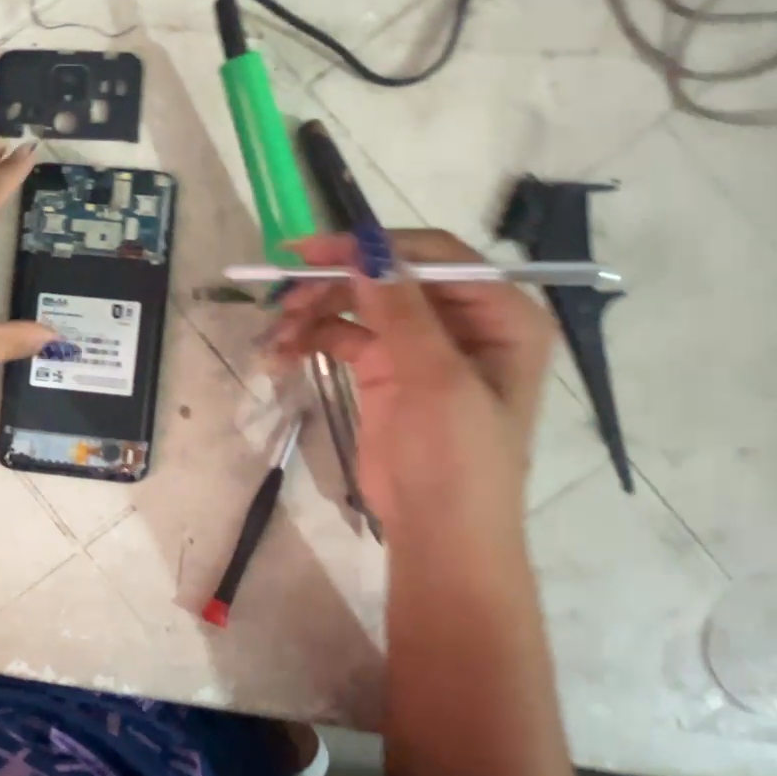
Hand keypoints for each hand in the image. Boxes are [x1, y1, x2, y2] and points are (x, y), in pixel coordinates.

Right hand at [267, 230, 555, 546]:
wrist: (439, 527)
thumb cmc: (457, 457)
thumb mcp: (436, 381)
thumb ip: (402, 313)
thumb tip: (365, 252)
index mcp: (501, 316)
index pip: (435, 257)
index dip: (373, 248)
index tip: (311, 254)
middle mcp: (463, 322)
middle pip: (389, 277)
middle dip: (333, 284)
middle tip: (280, 298)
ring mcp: (420, 346)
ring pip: (358, 304)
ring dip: (313, 312)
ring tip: (276, 337)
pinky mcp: (385, 370)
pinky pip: (341, 335)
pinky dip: (310, 338)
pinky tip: (281, 354)